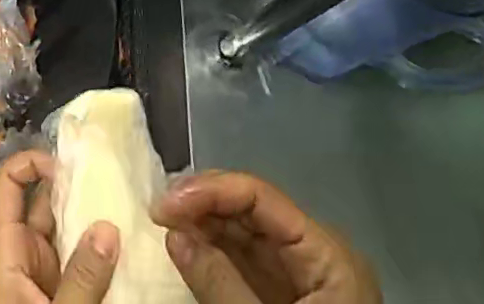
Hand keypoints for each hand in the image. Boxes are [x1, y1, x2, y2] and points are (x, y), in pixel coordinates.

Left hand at [0, 150, 119, 303]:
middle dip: (79, 181)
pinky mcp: (70, 290)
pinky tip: (134, 231)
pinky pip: (87, 255)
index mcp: (10, 250)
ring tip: (131, 192)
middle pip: (48, 200)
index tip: (70, 164)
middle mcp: (29, 253)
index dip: (33, 162)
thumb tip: (108, 226)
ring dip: (97, 211)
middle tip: (117, 169)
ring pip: (72, 225)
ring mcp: (50, 271)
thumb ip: (80, 278)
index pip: (10, 184)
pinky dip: (105, 242)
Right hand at [152, 171, 380, 303]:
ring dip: (203, 223)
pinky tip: (185, 246)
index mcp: (327, 255)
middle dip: (203, 203)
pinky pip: (244, 261)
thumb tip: (174, 235)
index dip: (209, 191)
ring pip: (244, 231)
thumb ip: (221, 285)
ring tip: (164, 223)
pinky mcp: (283, 299)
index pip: (260, 198)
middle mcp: (314, 254)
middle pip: (252, 209)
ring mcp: (299, 278)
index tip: (162, 206)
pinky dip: (213, 252)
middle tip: (157, 211)